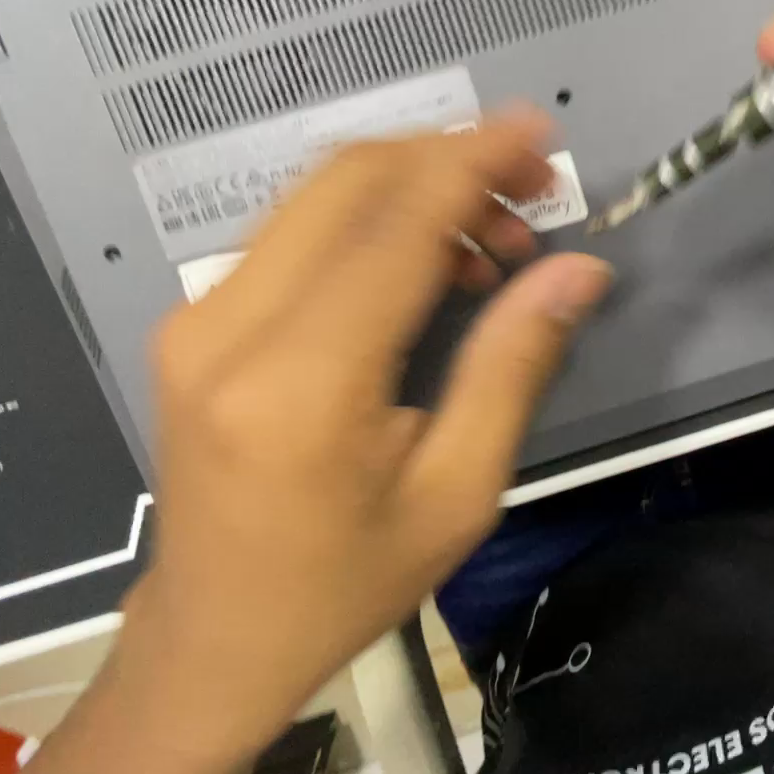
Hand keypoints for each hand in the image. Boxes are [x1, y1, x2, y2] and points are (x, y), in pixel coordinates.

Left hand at [122, 113, 612, 755]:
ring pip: (320, 194)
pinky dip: (376, 220)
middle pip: (348, 180)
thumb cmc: (349, 583)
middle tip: (529, 197)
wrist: (216, 640)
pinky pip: (298, 231)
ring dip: (417, 190)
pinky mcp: (196, 321)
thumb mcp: (460, 489)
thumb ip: (515, 364)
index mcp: (302, 383)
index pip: (396, 224)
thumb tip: (577, 272)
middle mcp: (229, 328)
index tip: (536, 133)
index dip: (474, 161)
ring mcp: (198, 317)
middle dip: (451, 161)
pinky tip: (431, 265)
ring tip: (493, 247)